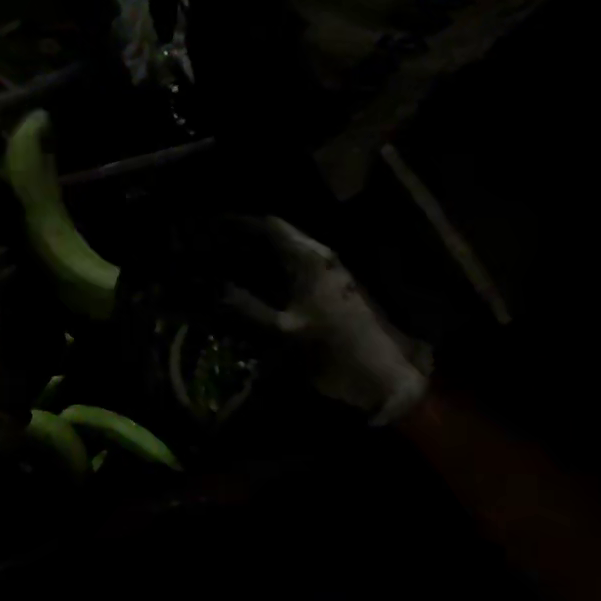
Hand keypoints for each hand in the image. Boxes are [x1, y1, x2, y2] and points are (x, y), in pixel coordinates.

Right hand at [222, 217, 429, 423]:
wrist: (386, 377)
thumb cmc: (336, 351)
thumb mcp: (285, 332)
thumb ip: (249, 308)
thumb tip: (219, 287)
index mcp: (310, 258)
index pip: (270, 225)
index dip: (240, 222)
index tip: (213, 226)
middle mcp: (321, 256)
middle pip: (278, 234)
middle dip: (246, 236)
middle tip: (216, 245)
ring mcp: (330, 271)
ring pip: (288, 249)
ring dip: (260, 252)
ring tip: (229, 261)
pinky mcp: (333, 287)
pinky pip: (296, 266)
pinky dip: (273, 267)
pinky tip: (255, 282)